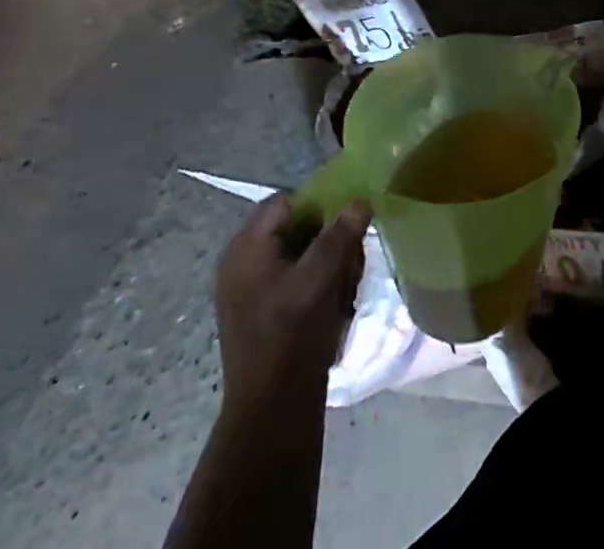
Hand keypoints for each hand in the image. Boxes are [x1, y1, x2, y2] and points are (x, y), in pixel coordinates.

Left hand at [215, 195, 369, 409]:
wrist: (273, 404)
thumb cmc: (292, 334)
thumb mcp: (319, 279)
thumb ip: (339, 236)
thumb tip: (360, 201)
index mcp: (245, 249)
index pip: (285, 202)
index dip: (320, 203)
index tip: (350, 220)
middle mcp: (243, 263)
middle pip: (297, 227)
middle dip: (332, 240)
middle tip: (352, 262)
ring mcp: (253, 287)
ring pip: (305, 253)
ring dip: (332, 264)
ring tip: (347, 289)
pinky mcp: (266, 308)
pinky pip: (300, 278)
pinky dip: (322, 284)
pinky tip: (337, 304)